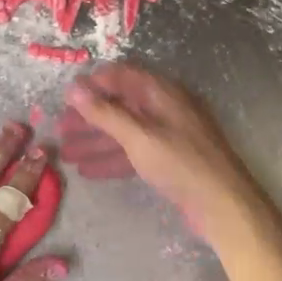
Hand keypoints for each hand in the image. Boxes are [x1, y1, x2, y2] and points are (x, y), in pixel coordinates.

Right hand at [61, 63, 266, 236]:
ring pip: (125, 132)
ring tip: (66, 152)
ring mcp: (167, 136)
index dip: (94, 83)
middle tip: (60, 129)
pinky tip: (87, 170)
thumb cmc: (181, 164)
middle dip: (90, 116)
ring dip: (96, 140)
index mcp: (162, 94)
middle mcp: (164, 109)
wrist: (221, 204)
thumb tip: (74, 87)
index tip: (66, 96)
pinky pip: (133, 153)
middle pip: (121, 105)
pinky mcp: (167, 161)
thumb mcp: (139, 136)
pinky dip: (111, 159)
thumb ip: (105, 113)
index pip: (123, 76)